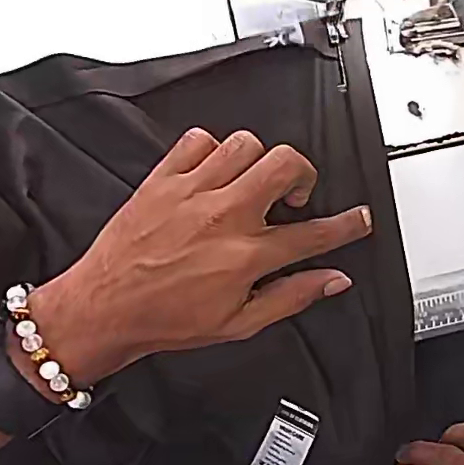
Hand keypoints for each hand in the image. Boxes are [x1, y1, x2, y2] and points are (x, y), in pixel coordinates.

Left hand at [24, 128, 371, 385]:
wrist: (105, 307)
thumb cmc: (164, 318)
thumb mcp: (238, 324)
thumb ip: (291, 297)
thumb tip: (330, 281)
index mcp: (246, 256)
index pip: (314, 233)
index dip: (346, 225)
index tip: (357, 218)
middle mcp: (223, 216)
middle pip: (285, 165)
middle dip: (303, 173)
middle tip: (294, 194)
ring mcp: (192, 193)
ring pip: (246, 144)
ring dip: (258, 161)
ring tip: (251, 183)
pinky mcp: (163, 180)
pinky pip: (197, 140)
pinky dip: (211, 149)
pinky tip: (212, 171)